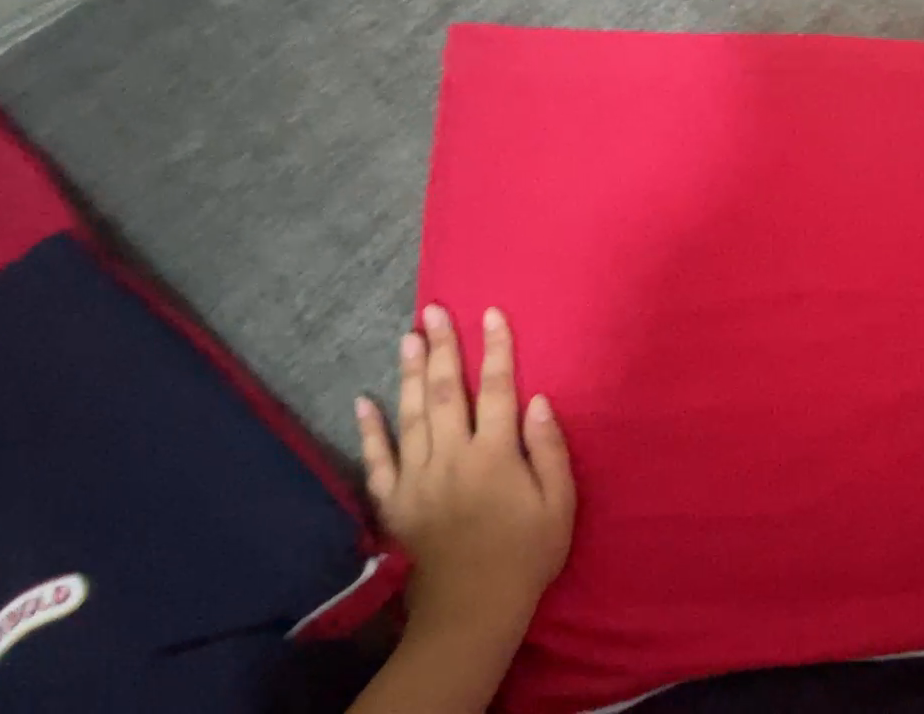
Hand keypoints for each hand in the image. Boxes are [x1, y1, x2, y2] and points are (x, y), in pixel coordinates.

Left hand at [356, 305, 575, 634]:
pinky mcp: (394, 503)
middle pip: (447, 392)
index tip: (493, 314)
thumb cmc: (527, 554)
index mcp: (495, 456)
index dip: (497, 349)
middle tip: (434, 311)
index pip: (499, 389)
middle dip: (443, 348)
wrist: (472, 612)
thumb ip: (549, 449)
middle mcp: (452, 458)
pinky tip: (364, 400)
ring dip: (410, 373)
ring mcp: (417, 479)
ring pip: (412, 415)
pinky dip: (370, 429)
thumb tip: (538, 400)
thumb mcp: (559, 504)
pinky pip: (377, 460)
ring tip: (408, 337)